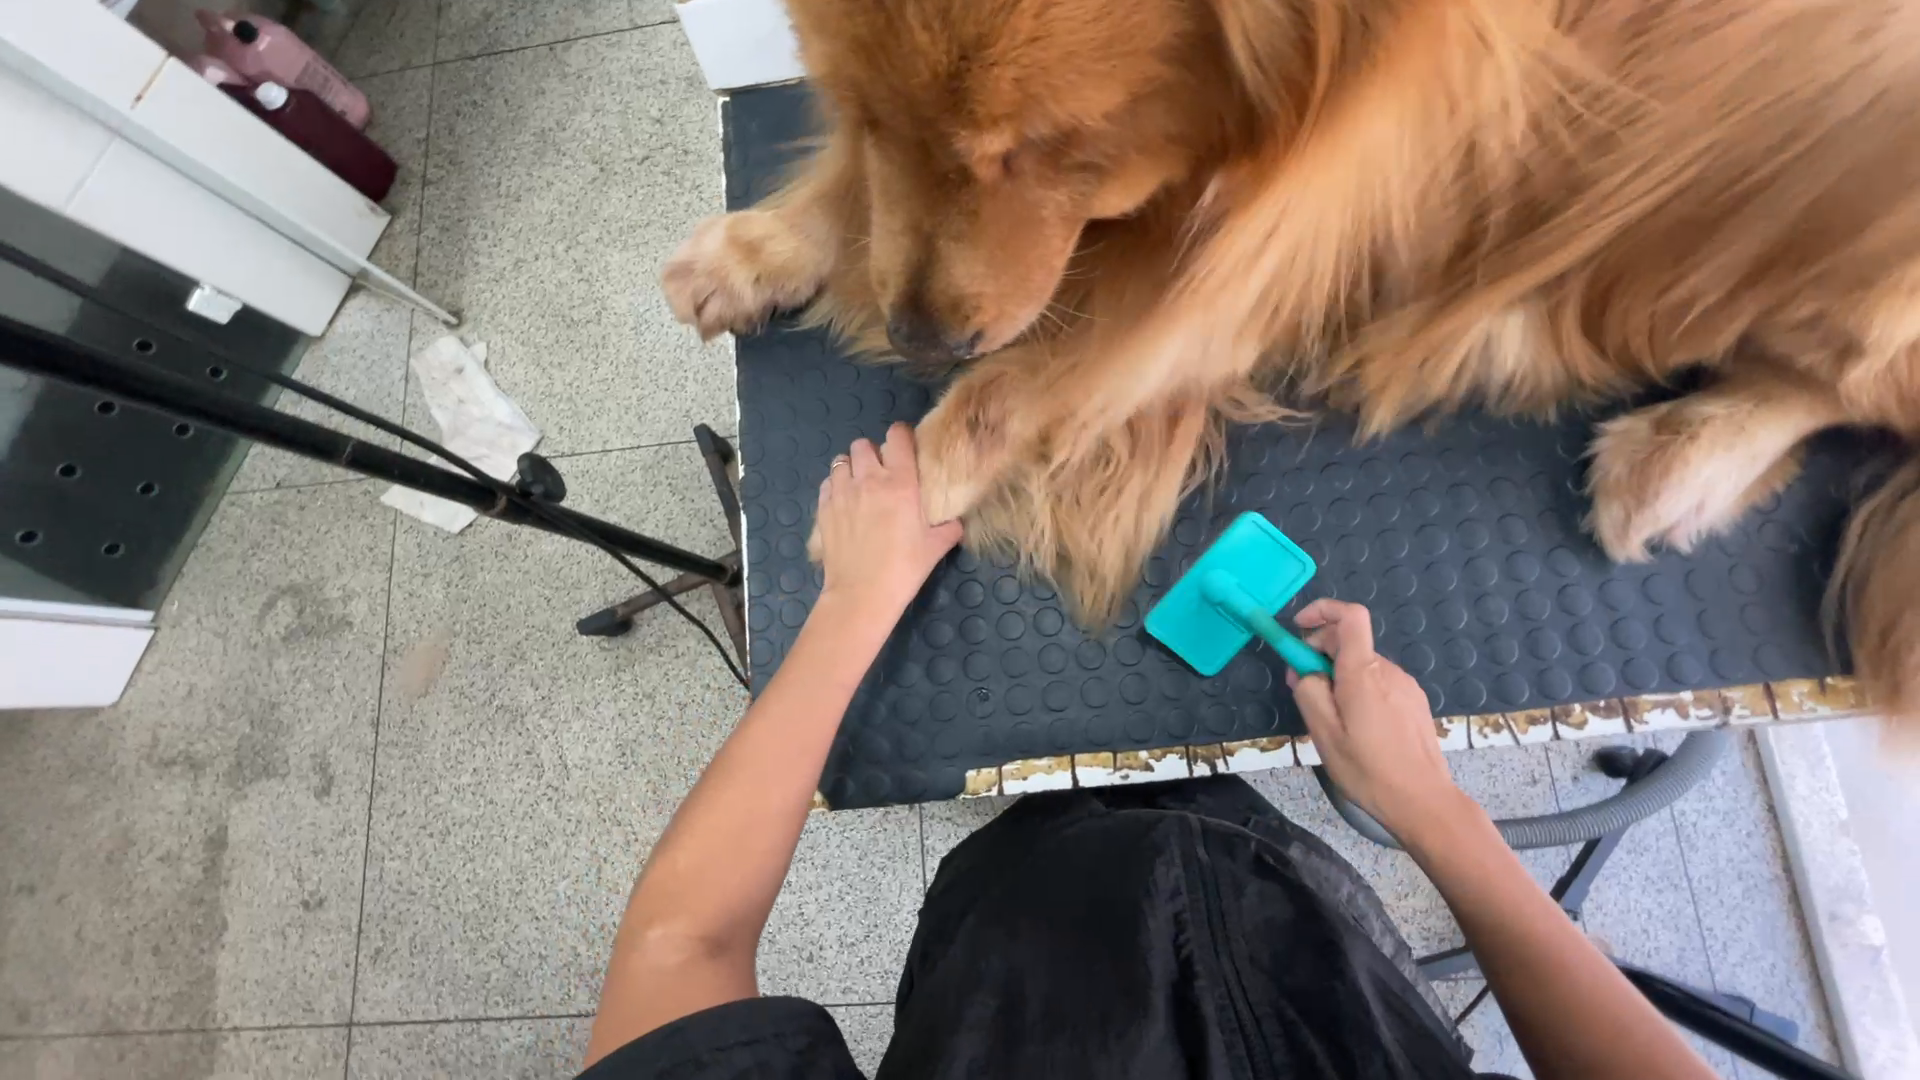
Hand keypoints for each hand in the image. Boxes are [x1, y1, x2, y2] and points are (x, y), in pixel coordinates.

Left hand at [814, 423, 964, 618]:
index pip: (898, 437)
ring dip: (851, 468)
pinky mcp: (824, 507)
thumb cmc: (903, 569)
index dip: (901, 436)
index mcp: (901, 483)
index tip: (905, 448)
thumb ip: (948, 529)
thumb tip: (956, 523)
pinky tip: (844, 502)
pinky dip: (836, 486)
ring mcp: (842, 492)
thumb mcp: (935, 548)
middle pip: (864, 444)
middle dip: (873, 453)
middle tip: (881, 472)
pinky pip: (828, 482)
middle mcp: (869, 479)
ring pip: (841, 460)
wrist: (862, 593)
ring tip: (859, 485)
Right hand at [1286, 599, 1471, 840]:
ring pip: (1361, 664)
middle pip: (1350, 641)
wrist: (1424, 802)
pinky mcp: (1414, 702)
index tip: (1298, 627)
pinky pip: (1378, 681)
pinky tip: (1355, 724)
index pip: (1350, 616)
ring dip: (1337, 675)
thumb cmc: (1368, 769)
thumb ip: (1308, 691)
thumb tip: (1305, 670)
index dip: (1322, 610)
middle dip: (1319, 652)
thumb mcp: (1323, 732)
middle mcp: (1388, 671)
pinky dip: (1357, 688)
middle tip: (1301, 686)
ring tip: (1329, 715)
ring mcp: (1405, 686)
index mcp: (1364, 673)